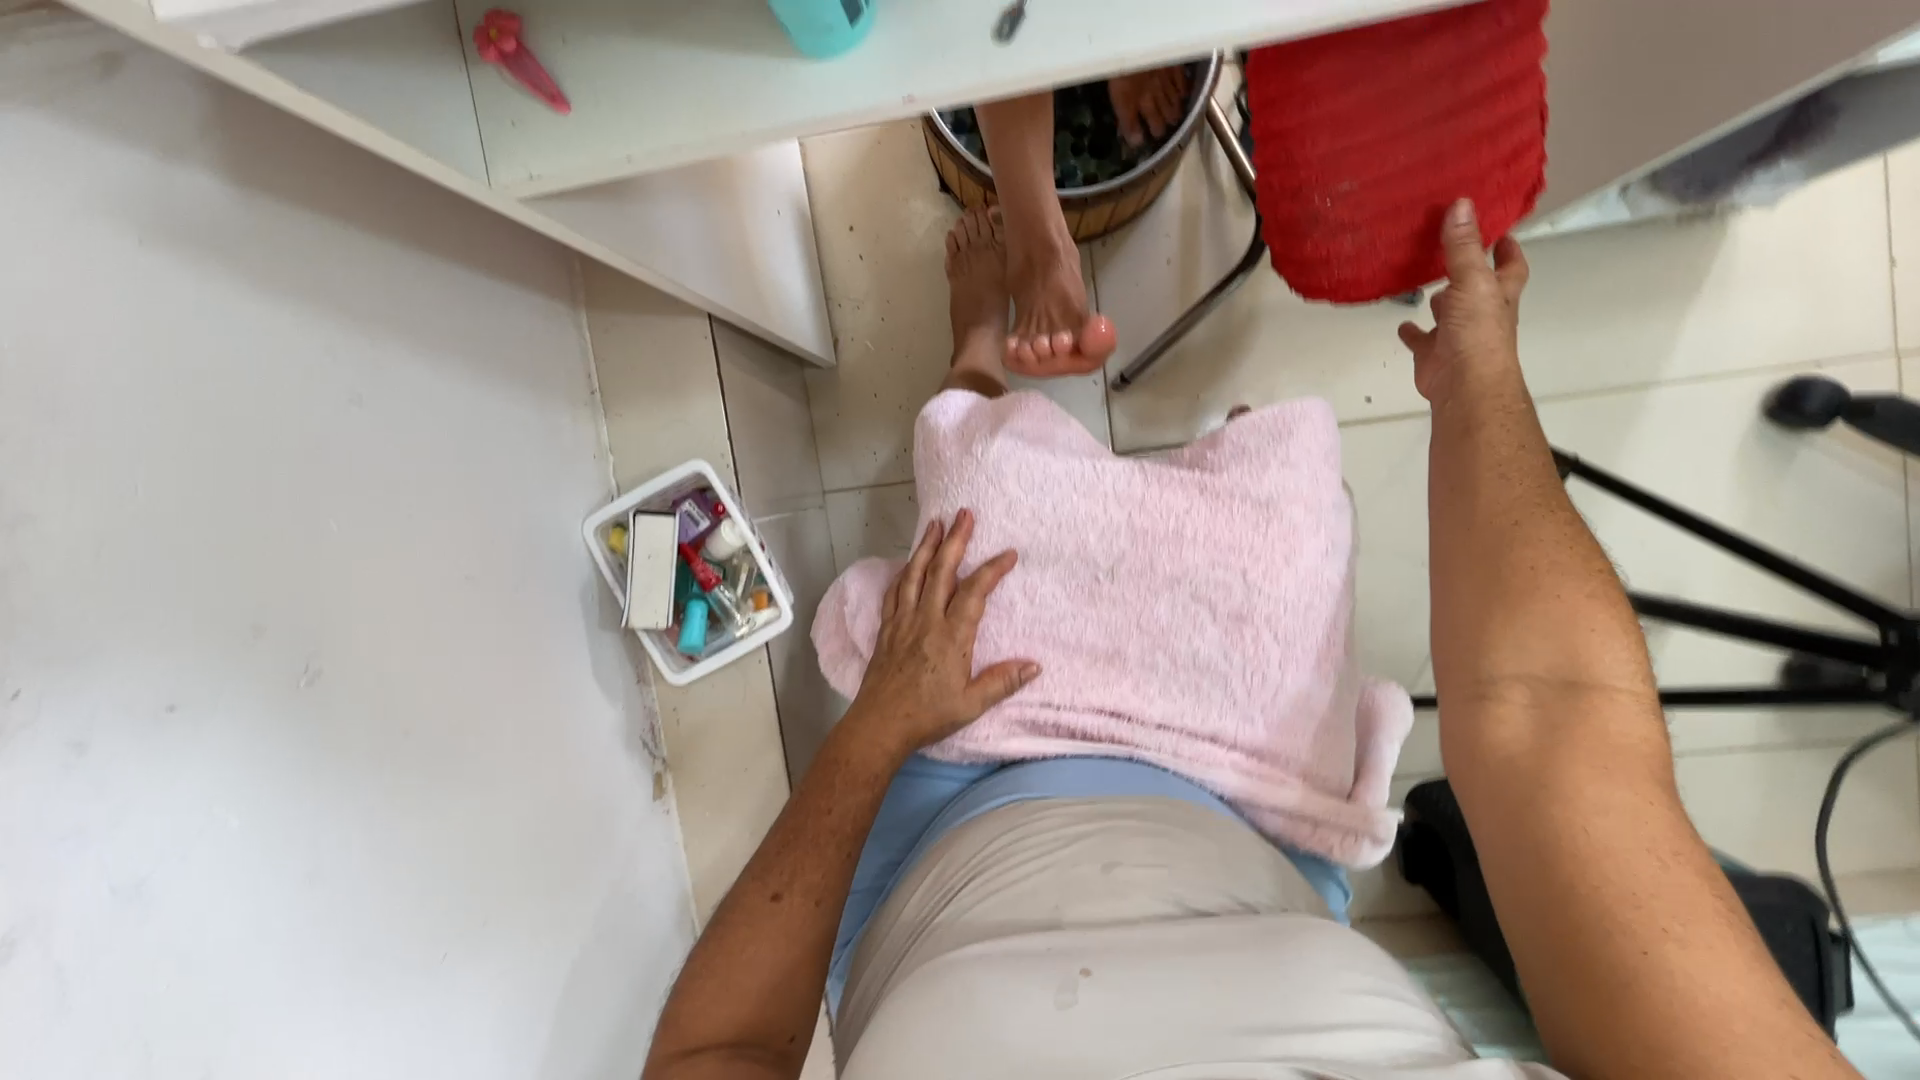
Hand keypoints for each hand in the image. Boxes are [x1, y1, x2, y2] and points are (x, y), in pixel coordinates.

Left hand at [842, 510, 1038, 756]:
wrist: (879, 725)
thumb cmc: (928, 716)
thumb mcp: (971, 705)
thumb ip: (1002, 682)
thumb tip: (1035, 665)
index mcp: (951, 637)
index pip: (974, 593)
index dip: (992, 570)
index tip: (1009, 554)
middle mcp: (926, 621)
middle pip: (942, 571)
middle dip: (955, 540)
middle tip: (965, 513)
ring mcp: (903, 622)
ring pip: (915, 574)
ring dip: (926, 546)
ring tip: (935, 522)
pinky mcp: (886, 629)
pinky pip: (895, 592)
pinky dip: (903, 572)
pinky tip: (908, 563)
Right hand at [1396, 199, 1529, 406]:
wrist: (1464, 383)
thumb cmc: (1477, 331)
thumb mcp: (1472, 281)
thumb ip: (1463, 246)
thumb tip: (1461, 204)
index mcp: (1499, 294)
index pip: (1510, 265)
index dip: (1508, 248)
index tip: (1499, 230)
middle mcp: (1482, 313)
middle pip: (1478, 286)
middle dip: (1468, 271)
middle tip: (1451, 250)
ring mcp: (1458, 335)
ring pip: (1449, 312)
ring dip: (1440, 299)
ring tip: (1422, 281)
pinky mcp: (1433, 354)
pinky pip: (1421, 340)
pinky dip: (1412, 332)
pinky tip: (1401, 324)